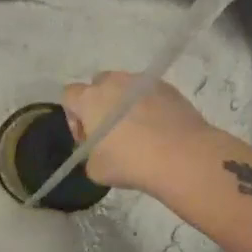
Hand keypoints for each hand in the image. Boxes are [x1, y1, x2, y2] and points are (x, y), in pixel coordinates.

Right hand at [61, 71, 216, 192]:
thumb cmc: (130, 163)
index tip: (87, 138)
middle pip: (98, 85)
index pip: (69, 96)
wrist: (181, 156)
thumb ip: (90, 154)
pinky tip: (158, 129)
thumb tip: (99, 150)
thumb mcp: (95, 169)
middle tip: (110, 132)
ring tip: (138, 130)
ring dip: (124, 104)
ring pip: (125, 87)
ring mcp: (143, 82)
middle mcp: (114, 82)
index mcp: (90, 99)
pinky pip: (150, 93)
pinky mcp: (168, 87)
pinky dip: (149, 107)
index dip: (74, 117)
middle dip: (99, 104)